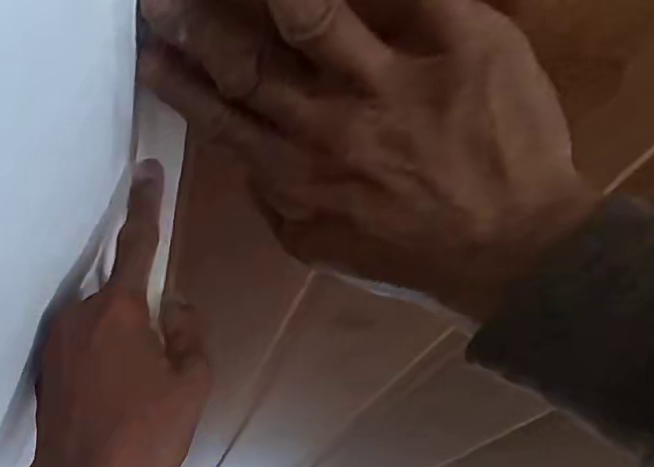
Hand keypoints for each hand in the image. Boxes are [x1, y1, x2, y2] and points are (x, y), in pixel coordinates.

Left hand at [0, 160, 213, 466]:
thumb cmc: (142, 439)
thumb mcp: (191, 388)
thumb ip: (190, 334)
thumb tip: (179, 306)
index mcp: (120, 311)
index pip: (139, 243)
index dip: (148, 204)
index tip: (147, 170)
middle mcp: (80, 315)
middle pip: (120, 295)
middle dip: (141, 319)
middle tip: (155, 371)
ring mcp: (56, 343)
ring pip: (100, 325)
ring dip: (120, 345)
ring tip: (132, 398)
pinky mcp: (45, 369)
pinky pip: (83, 348)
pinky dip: (101, 362)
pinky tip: (111, 402)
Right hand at [139, 0, 597, 323]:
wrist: (504, 249)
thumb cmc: (402, 256)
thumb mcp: (318, 249)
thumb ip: (275, 203)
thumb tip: (246, 162)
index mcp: (292, 176)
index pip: (221, 121)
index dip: (179, 85)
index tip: (148, 55)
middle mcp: (325, 126)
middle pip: (248, 66)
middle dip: (196, 26)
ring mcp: (390, 82)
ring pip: (313, 17)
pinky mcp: (460, 43)